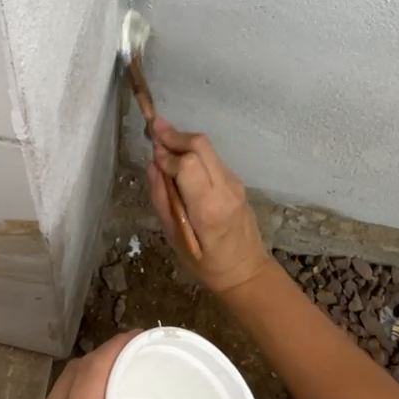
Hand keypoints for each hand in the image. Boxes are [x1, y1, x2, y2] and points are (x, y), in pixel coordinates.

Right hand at [148, 119, 272, 295]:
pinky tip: (179, 160)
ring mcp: (234, 182)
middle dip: (175, 134)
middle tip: (153, 128)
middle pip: (200, 144)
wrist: (246, 270)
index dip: (166, 154)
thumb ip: (162, 199)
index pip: (187, 164)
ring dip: (183, 141)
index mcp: (208, 208)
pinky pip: (211, 158)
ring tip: (163, 143)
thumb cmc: (205, 263)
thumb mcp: (174, 238)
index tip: (151, 151)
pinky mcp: (236, 181)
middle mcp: (225, 189)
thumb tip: (153, 165)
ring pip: (207, 148)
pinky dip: (193, 152)